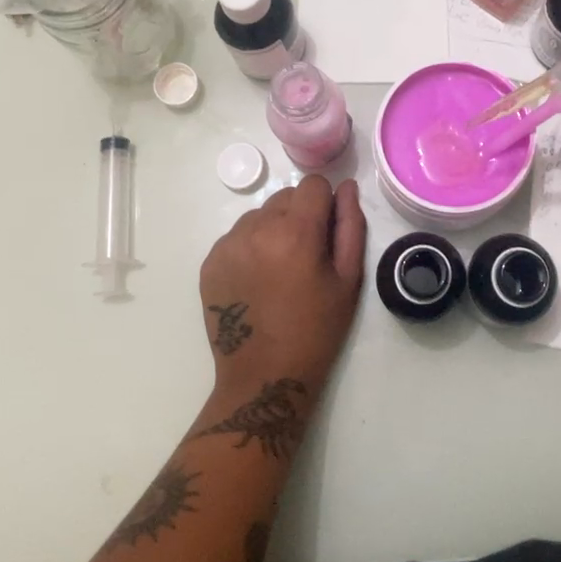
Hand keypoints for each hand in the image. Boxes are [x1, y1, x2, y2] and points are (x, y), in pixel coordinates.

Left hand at [199, 176, 366, 395]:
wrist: (264, 377)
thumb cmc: (316, 330)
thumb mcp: (348, 280)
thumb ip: (350, 226)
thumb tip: (346, 188)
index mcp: (296, 232)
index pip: (313, 184)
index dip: (325, 203)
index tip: (327, 233)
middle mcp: (257, 229)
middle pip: (285, 197)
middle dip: (300, 217)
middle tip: (305, 258)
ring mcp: (228, 245)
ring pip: (259, 215)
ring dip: (273, 230)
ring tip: (279, 271)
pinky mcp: (210, 261)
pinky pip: (236, 236)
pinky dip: (250, 247)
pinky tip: (257, 281)